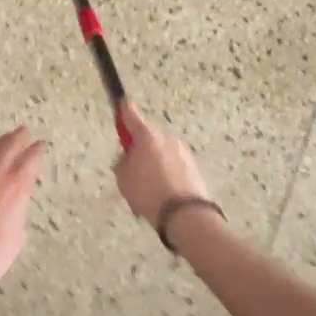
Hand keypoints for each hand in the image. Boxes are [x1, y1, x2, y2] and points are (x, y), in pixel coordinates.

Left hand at [0, 128, 43, 288]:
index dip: (36, 151)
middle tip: (24, 131)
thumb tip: (13, 206)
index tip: (40, 144)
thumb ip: (17, 210)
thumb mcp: (17, 232)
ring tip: (6, 139)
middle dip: (18, 138)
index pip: (29, 161)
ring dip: (0, 144)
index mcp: (17, 188)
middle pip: (8, 148)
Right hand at [114, 102, 210, 226]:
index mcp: (146, 136)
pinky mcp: (194, 165)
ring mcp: (182, 150)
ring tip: (150, 187)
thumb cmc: (148, 192)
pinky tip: (164, 192)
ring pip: (162, 151)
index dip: (124, 110)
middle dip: (141, 148)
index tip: (121, 101)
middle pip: (148, 137)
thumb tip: (129, 156)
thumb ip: (123, 162)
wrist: (185, 214)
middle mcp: (166, 137)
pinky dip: (168, 172)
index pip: (131, 116)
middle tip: (134, 169)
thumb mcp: (123, 178)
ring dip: (156, 161)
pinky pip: (174, 164)